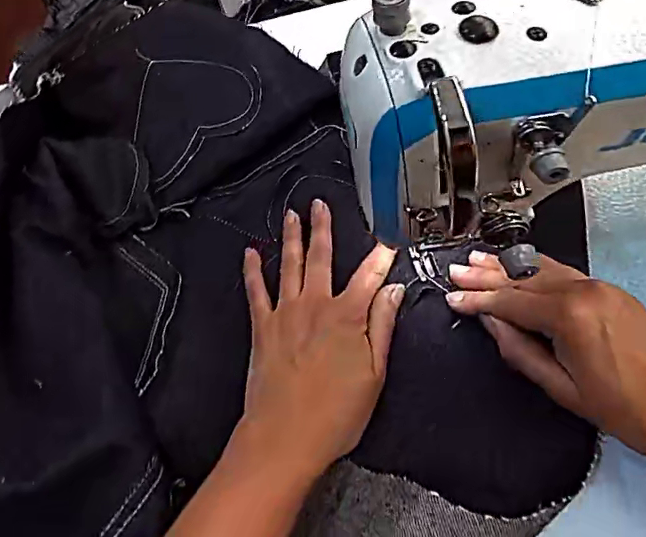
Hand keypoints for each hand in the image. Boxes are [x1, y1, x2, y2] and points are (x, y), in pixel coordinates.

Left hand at [236, 200, 402, 479]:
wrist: (282, 441)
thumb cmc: (334, 415)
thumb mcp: (374, 374)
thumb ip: (384, 326)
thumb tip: (394, 290)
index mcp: (347, 315)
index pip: (370, 274)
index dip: (382, 255)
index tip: (388, 241)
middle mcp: (316, 305)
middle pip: (321, 256)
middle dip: (323, 227)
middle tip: (320, 204)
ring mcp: (286, 314)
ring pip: (290, 265)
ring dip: (292, 237)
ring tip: (292, 214)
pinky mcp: (262, 328)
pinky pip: (256, 292)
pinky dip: (253, 271)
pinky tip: (251, 253)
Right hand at [445, 251, 645, 463]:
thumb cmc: (637, 411)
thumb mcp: (566, 391)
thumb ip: (523, 353)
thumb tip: (495, 328)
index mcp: (570, 314)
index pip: (511, 301)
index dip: (478, 300)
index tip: (455, 297)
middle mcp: (585, 290)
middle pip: (524, 277)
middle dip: (487, 274)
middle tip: (459, 268)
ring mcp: (601, 286)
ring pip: (543, 268)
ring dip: (510, 265)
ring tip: (482, 259)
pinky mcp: (612, 290)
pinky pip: (565, 272)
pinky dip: (538, 269)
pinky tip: (524, 267)